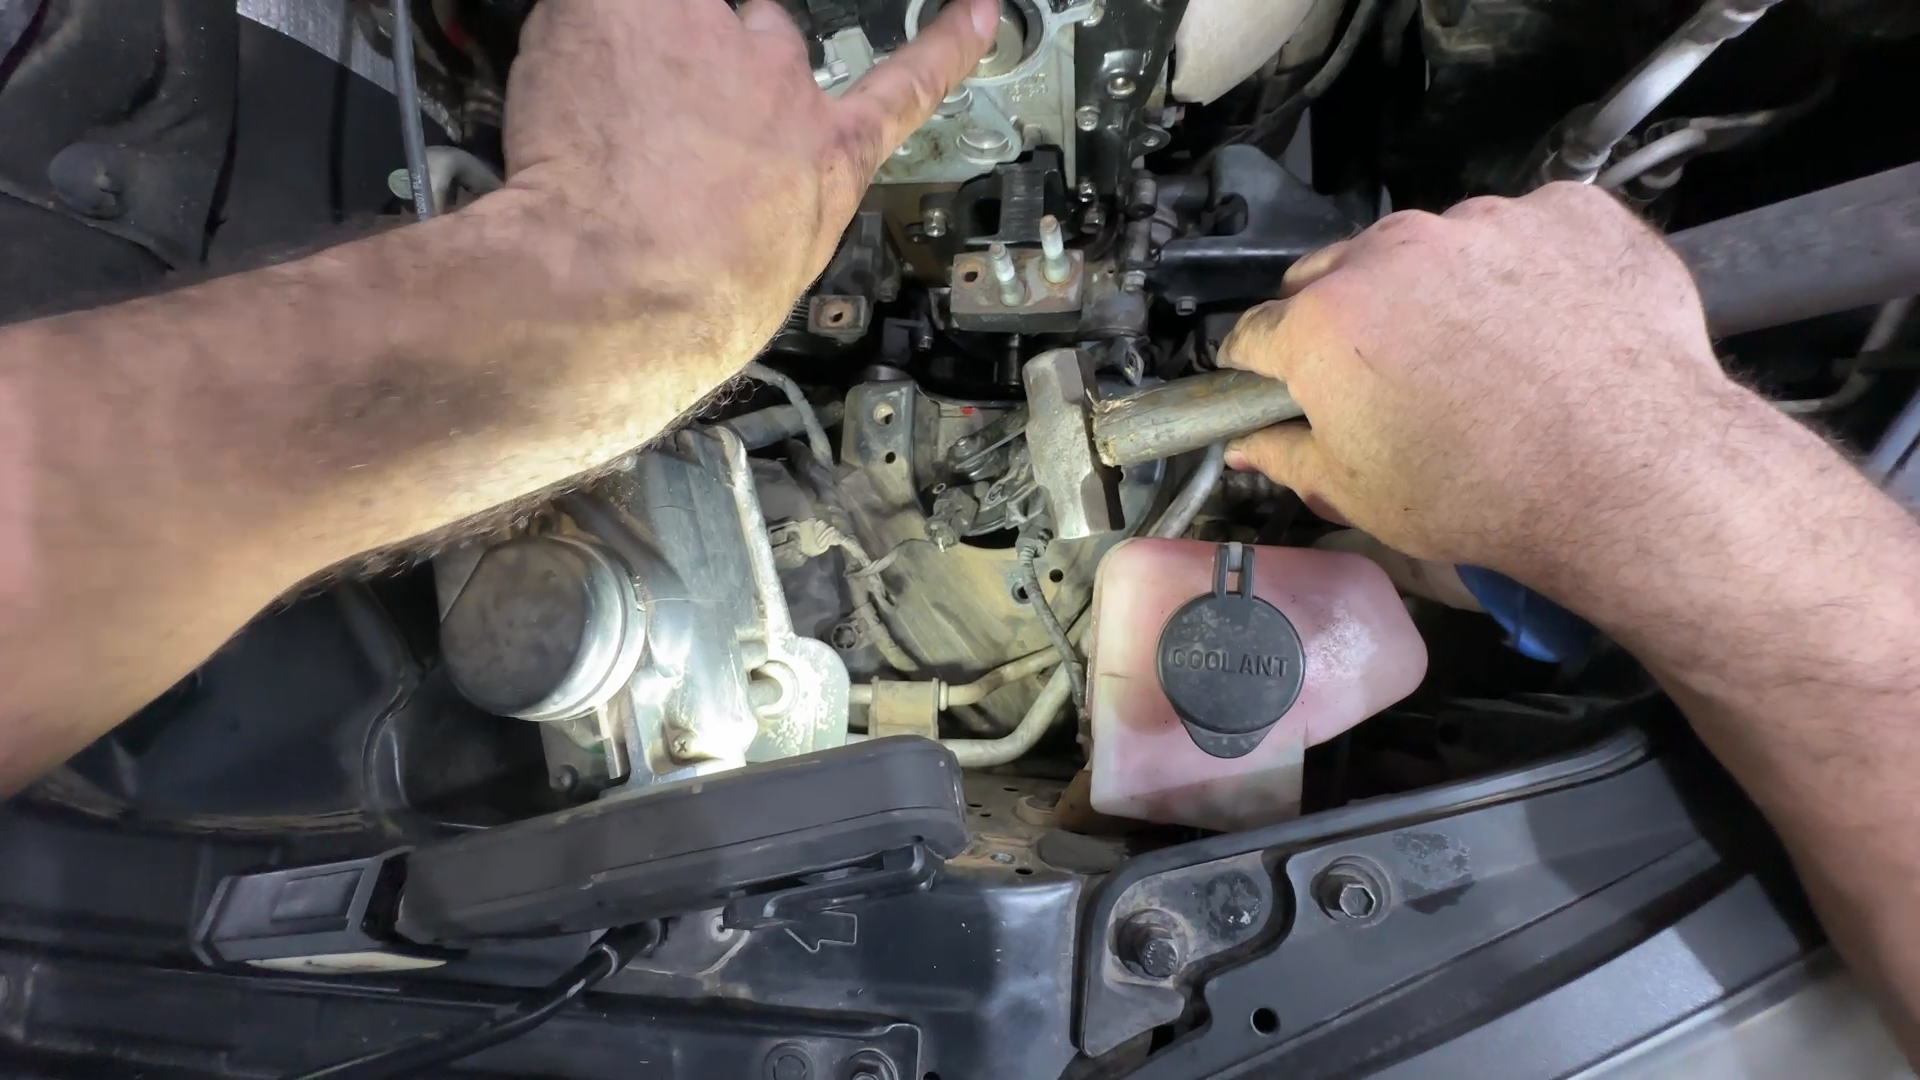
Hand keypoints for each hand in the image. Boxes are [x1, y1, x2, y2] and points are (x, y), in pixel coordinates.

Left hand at [494, 0, 998, 359]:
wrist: (629, 289)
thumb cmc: (703, 302)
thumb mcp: (774, 270)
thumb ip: (780, 208)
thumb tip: (752, 200)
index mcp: (828, 159)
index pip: (905, 89)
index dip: (945, 49)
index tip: (977, 14)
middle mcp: (783, 85)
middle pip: (767, 39)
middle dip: (727, 69)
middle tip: (681, 127)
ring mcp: (710, 37)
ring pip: (688, 16)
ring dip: (658, 49)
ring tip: (621, 121)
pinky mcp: (627, 6)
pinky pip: (610, 6)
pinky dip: (590, 37)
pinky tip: (580, 95)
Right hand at [1218, 183, 1739, 588]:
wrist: (1628, 476)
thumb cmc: (1472, 491)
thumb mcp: (1348, 488)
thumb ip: (1281, 454)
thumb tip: (1245, 444)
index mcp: (1320, 323)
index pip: (1252, 331)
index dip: (1252, 364)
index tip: (1266, 380)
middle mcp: (1388, 253)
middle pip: (1325, 276)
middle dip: (1329, 319)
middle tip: (1367, 372)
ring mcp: (1480, 224)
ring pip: (1414, 249)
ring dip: (1414, 288)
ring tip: (1460, 348)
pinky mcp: (1563, 212)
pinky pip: (1506, 232)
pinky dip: (1501, 268)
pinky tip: (1525, 323)